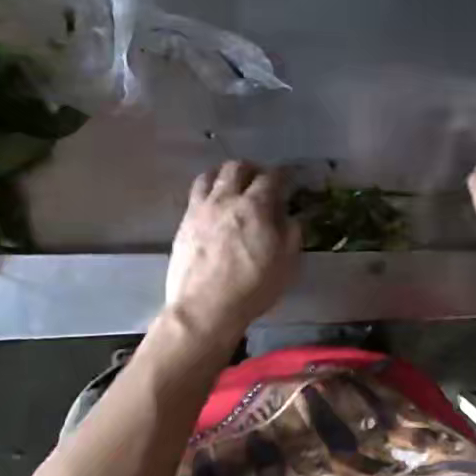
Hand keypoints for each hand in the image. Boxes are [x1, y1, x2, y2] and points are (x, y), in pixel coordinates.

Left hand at [164, 161, 300, 339]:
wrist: (205, 308)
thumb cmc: (253, 286)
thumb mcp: (287, 262)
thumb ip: (292, 233)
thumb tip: (291, 217)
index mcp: (255, 206)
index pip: (271, 177)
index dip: (282, 174)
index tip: (289, 178)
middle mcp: (225, 200)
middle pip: (236, 168)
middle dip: (252, 169)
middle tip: (260, 180)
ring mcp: (200, 210)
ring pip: (209, 176)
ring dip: (224, 175)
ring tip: (232, 186)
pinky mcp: (183, 225)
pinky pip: (195, 196)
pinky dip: (208, 193)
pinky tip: (214, 207)